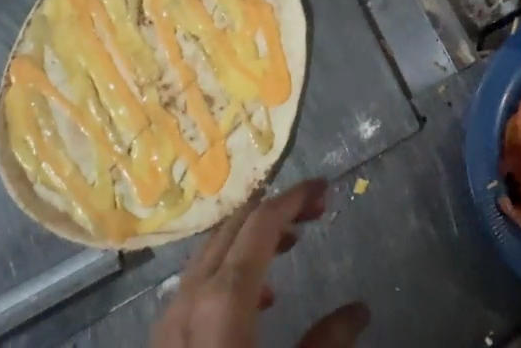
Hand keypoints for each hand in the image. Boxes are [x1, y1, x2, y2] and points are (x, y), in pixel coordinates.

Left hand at [150, 179, 369, 347]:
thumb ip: (327, 344)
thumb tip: (358, 310)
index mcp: (224, 298)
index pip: (261, 222)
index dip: (295, 198)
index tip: (326, 189)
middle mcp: (190, 296)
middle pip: (233, 227)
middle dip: (276, 209)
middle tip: (316, 210)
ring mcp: (169, 319)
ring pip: (211, 252)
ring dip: (252, 237)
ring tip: (291, 245)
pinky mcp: (162, 343)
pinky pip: (197, 282)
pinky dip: (231, 268)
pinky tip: (256, 299)